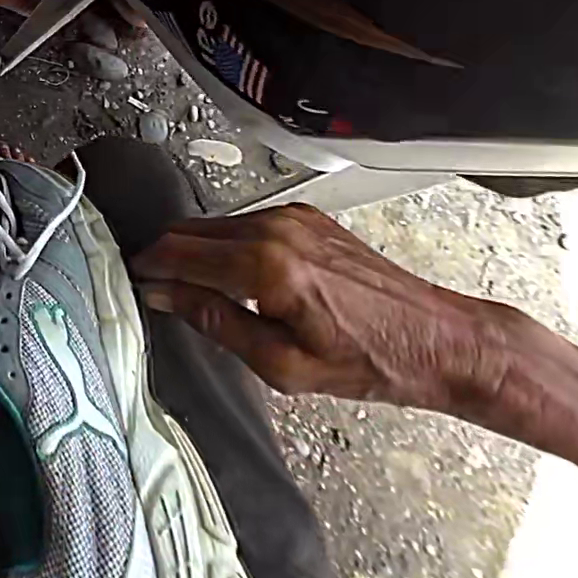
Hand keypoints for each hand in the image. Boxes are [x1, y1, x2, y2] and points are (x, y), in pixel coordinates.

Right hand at [130, 205, 528, 415]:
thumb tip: (163, 294)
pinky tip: (233, 274)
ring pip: (209, 224)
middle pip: (186, 231)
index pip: (178, 254)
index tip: (135, 281)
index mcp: (265, 267)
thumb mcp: (280, 363)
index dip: (148, 267)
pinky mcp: (301, 215)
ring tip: (194, 286)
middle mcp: (273, 229)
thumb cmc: (369, 361)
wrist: (442, 340)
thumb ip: (212, 321)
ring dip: (191, 250)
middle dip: (164, 256)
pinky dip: (222, 243)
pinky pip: (239, 222)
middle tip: (157, 286)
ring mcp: (289, 217)